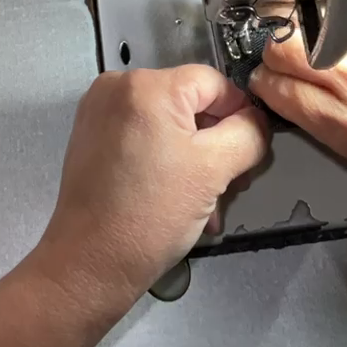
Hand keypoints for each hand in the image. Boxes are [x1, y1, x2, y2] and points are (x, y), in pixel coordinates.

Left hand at [27, 66, 267, 309]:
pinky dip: (162, 156)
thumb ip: (248, 134)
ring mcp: (101, 107)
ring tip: (200, 202)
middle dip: (213, 144)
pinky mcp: (91, 131)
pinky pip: (142, 130)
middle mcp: (119, 84)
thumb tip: (257, 119)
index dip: (238, 116)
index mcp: (148, 85)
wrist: (89, 264)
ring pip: (167, 120)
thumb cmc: (149, 216)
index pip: (214, 82)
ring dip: (191, 156)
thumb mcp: (214, 172)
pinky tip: (171, 194)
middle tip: (225, 187)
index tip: (245, 156)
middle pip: (189, 101)